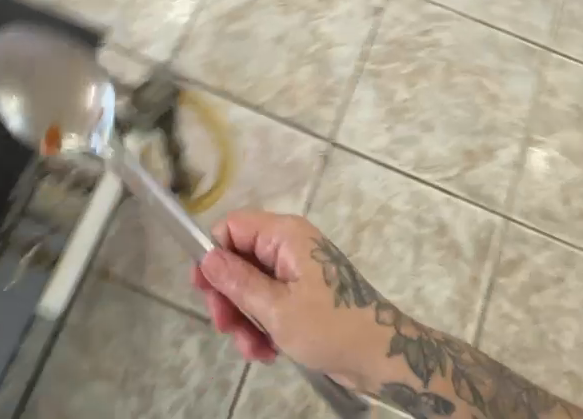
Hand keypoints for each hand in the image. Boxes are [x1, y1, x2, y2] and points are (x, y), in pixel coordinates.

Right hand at [187, 210, 387, 383]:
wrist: (380, 354)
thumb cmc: (330, 326)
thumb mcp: (276, 309)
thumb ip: (238, 282)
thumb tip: (207, 257)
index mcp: (285, 234)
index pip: (233, 226)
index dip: (213, 255)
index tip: (203, 291)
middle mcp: (289, 244)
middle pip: (239, 259)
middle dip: (229, 297)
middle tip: (227, 329)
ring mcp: (296, 269)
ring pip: (251, 286)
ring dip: (245, 319)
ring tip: (254, 349)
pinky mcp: (302, 293)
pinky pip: (269, 301)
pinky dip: (263, 325)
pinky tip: (268, 351)